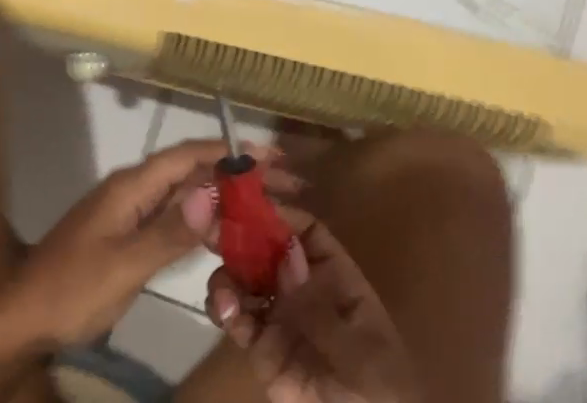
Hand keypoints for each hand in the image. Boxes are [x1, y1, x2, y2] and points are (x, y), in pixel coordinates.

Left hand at [0, 139, 265, 349]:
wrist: (25, 314)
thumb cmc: (73, 288)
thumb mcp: (124, 264)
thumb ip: (168, 231)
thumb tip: (212, 192)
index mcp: (129, 188)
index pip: (187, 157)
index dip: (230, 154)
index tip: (275, 158)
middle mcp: (130, 190)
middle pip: (189, 170)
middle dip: (235, 173)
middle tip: (286, 183)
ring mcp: (126, 211)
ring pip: (182, 192)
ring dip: (221, 194)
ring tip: (266, 204)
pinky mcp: (126, 233)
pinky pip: (171, 215)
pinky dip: (201, 218)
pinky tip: (223, 232)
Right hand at [206, 211, 422, 402]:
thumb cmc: (380, 393)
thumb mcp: (360, 351)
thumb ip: (318, 304)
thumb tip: (286, 253)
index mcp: (335, 279)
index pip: (305, 232)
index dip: (278, 213)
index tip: (245, 202)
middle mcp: (302, 289)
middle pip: (265, 247)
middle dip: (235, 234)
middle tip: (206, 225)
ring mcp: (279, 315)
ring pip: (242, 276)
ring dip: (226, 274)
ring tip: (224, 293)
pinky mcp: (259, 345)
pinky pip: (234, 315)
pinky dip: (223, 308)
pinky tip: (226, 314)